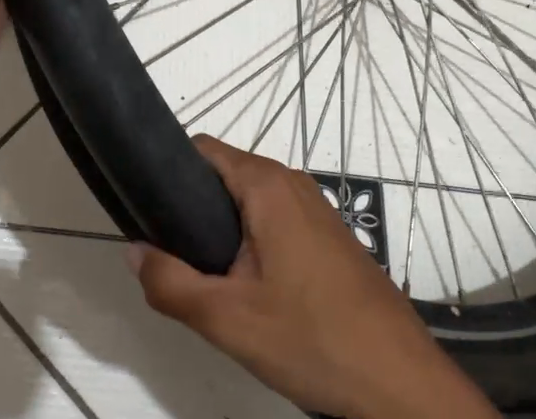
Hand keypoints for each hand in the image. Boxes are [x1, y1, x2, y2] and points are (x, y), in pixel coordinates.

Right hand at [132, 136, 497, 418]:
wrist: (402, 386)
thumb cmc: (313, 341)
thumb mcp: (227, 319)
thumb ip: (169, 282)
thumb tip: (133, 250)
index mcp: (267, 185)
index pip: (201, 150)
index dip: (168, 172)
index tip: (145, 208)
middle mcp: (293, 184)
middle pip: (223, 176)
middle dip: (192, 210)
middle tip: (171, 256)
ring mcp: (317, 211)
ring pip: (248, 204)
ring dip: (221, 232)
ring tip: (205, 278)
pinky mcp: (330, 239)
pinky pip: (274, 223)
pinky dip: (251, 245)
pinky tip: (246, 291)